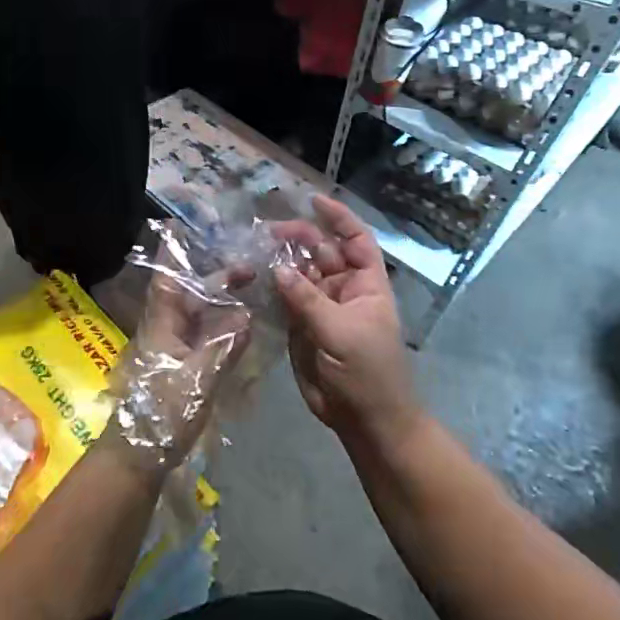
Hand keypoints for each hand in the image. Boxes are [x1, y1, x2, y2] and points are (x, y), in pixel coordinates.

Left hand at [111, 227, 251, 471]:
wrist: (137, 455)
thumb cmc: (163, 412)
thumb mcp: (199, 378)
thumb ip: (224, 345)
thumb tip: (246, 315)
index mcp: (162, 324)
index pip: (166, 278)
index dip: (174, 251)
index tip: (187, 226)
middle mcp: (164, 329)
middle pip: (188, 293)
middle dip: (215, 277)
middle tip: (249, 269)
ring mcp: (170, 349)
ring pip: (196, 314)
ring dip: (220, 301)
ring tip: (251, 292)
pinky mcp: (177, 368)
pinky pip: (201, 335)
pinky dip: (220, 326)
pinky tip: (241, 329)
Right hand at [272, 196, 422, 451]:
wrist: (365, 419)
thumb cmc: (368, 372)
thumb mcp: (341, 332)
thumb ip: (308, 300)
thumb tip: (278, 269)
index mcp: (367, 284)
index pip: (355, 240)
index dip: (338, 218)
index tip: (313, 200)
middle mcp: (344, 290)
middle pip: (321, 253)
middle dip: (298, 239)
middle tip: (267, 232)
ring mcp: (321, 308)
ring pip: (299, 275)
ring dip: (280, 262)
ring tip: (253, 250)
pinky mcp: (302, 328)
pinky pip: (285, 300)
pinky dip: (270, 289)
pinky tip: (251, 277)